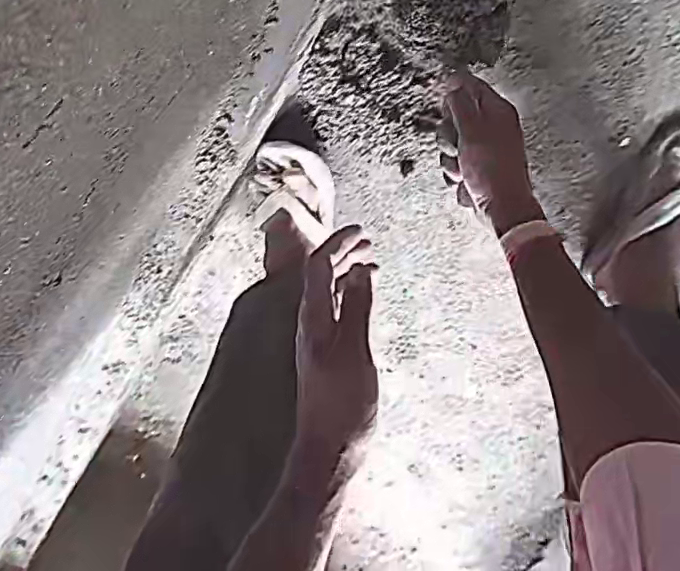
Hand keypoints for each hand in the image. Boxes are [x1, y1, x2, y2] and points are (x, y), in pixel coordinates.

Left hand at [294, 225, 377, 455]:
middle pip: (320, 274)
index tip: (359, 231)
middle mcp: (309, 322)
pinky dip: (349, 292)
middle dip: (342, 251)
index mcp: (312, 318)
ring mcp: (315, 336)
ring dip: (346, 270)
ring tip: (370, 261)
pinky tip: (363, 295)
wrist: (328, 449)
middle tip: (367, 240)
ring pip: (327, 289)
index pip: (318, 265)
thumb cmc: (341, 405)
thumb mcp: (355, 351)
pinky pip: (334, 306)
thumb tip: (359, 270)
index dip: (337, 242)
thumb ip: (356, 308)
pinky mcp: (324, 350)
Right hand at [438, 72, 540, 231]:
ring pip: (450, 140)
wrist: (501, 207)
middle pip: (455, 114)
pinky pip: (452, 159)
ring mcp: (483, 147)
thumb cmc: (492, 169)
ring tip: (463, 167)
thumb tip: (452, 83)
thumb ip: (459, 103)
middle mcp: (492, 126)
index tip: (443, 100)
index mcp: (497, 111)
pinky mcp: (475, 165)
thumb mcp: (471, 129)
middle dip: (448, 131)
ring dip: (450, 156)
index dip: (452, 89)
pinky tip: (465, 178)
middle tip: (457, 143)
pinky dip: (454, 170)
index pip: (471, 85)